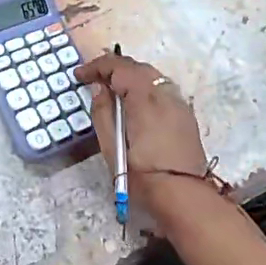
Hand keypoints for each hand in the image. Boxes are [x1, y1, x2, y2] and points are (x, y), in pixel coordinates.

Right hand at [74, 52, 223, 230]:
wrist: (185, 198)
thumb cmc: (142, 176)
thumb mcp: (112, 148)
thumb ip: (103, 113)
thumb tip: (98, 88)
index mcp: (145, 99)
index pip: (119, 68)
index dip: (96, 67)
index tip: (79, 75)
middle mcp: (165, 94)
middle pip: (137, 67)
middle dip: (113, 68)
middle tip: (93, 78)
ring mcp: (179, 103)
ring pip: (152, 76)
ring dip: (130, 75)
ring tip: (112, 87)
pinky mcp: (186, 114)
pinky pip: (163, 88)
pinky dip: (145, 86)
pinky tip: (136, 101)